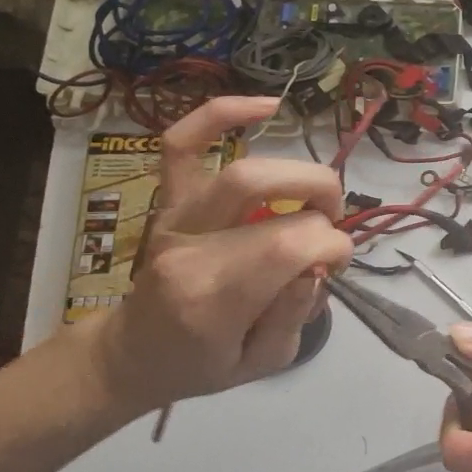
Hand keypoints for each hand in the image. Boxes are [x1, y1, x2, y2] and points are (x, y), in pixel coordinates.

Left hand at [83, 97, 353, 412]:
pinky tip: (267, 106)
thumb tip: (318, 264)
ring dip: (298, 172)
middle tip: (332, 229)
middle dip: (323, 203)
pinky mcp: (167, 201)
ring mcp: (174, 219)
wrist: (133, 355)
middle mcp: (190, 249)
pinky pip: (180, 144)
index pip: (291, 244)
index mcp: (214, 297)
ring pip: (240, 168)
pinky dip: (220, 114)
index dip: (334, 245)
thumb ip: (294, 314)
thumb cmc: (203, 364)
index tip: (337, 265)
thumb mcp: (263, 362)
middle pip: (269, 194)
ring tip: (318, 194)